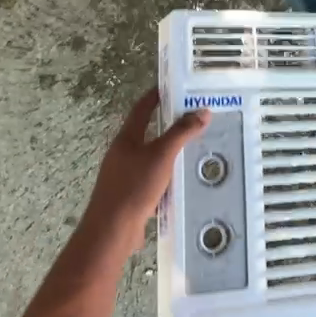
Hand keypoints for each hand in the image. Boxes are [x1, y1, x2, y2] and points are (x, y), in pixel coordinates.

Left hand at [82, 89, 208, 253]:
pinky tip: (181, 179)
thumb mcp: (162, 156)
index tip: (172, 85)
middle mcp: (123, 153)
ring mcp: (124, 174)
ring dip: (168, 149)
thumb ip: (181, 133)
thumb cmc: (134, 187)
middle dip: (167, 122)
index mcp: (126, 139)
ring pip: (150, 155)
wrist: (112, 231)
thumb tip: (203, 111)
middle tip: (192, 116)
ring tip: (193, 146)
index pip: (142, 108)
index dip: (155, 95)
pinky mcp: (130, 194)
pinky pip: (151, 175)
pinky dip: (167, 172)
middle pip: (146, 131)